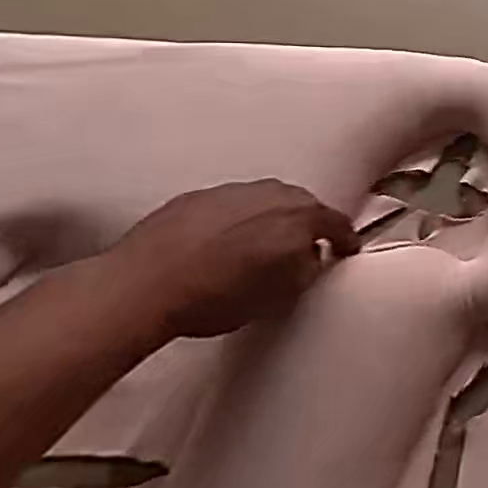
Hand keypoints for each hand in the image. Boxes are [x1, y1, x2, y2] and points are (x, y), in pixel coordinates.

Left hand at [100, 180, 357, 339]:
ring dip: (266, 222)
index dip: (345, 240)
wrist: (142, 288)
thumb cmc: (212, 294)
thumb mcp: (283, 294)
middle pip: (302, 207)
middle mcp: (271, 194)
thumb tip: (310, 261)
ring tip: (253, 252)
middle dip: (304, 227)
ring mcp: (231, 192)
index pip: (337, 223)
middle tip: (300, 251)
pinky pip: (227, 207)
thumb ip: (308, 269)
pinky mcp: (195, 198)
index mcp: (301, 216)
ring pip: (264, 203)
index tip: (344, 248)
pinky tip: (218, 248)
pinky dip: (231, 223)